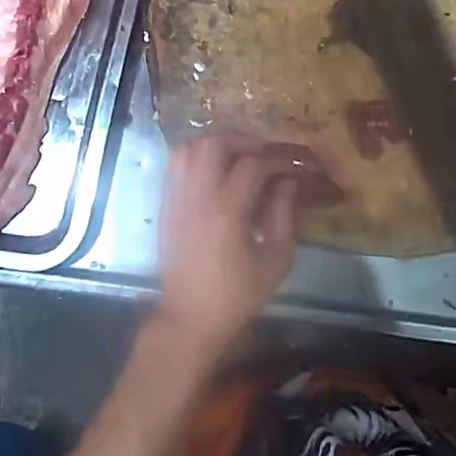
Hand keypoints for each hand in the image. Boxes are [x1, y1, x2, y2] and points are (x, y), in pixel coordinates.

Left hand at [155, 135, 307, 356]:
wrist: (190, 315)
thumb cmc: (238, 294)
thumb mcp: (275, 260)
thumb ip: (284, 215)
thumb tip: (287, 181)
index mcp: (226, 212)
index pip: (252, 165)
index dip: (276, 160)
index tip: (291, 168)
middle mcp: (196, 197)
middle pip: (213, 144)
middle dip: (242, 140)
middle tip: (263, 153)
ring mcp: (175, 198)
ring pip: (188, 148)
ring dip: (215, 143)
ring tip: (236, 156)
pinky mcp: (164, 204)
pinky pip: (175, 165)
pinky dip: (195, 156)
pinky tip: (213, 170)